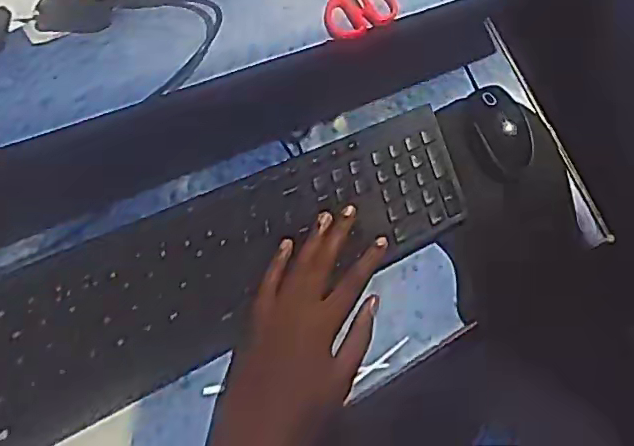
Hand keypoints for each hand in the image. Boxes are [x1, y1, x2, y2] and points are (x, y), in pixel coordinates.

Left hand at [207, 206, 387, 445]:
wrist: (253, 433)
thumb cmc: (302, 412)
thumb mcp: (341, 381)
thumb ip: (359, 338)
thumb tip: (372, 302)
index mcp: (324, 322)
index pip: (353, 281)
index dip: (368, 258)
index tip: (380, 239)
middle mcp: (300, 307)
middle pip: (324, 261)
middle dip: (339, 234)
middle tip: (349, 210)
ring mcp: (275, 308)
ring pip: (297, 263)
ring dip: (312, 238)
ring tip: (324, 216)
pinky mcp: (255, 317)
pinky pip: (268, 279)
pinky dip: (277, 259)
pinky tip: (286, 243)